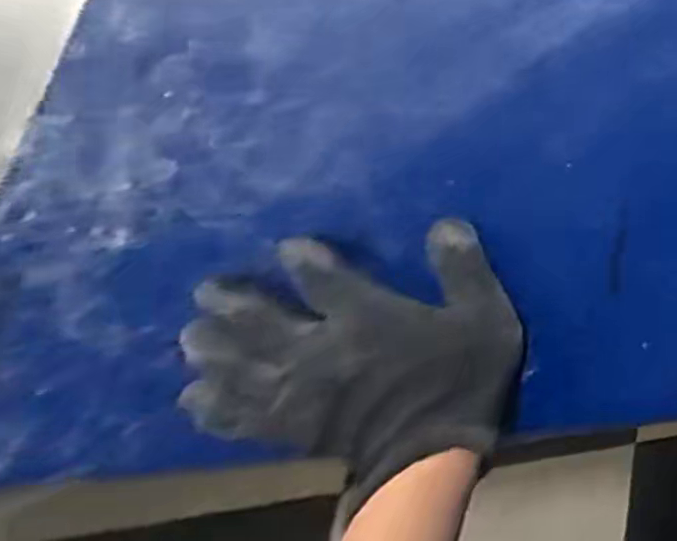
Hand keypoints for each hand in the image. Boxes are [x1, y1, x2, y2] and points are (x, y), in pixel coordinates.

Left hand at [179, 220, 523, 526]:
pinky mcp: (288, 430)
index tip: (286, 246)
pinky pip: (236, 417)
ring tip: (192, 335)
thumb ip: (463, 266)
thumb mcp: (484, 311)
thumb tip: (444, 224)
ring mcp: (298, 393)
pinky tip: (193, 397)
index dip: (303, 260)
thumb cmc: (464, 373)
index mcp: (368, 316)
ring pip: (239, 367)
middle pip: (262, 323)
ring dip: (211, 349)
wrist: (434, 452)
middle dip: (233, 303)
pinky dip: (211, 406)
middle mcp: (321, 349)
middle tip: (208, 289)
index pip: (324, 279)